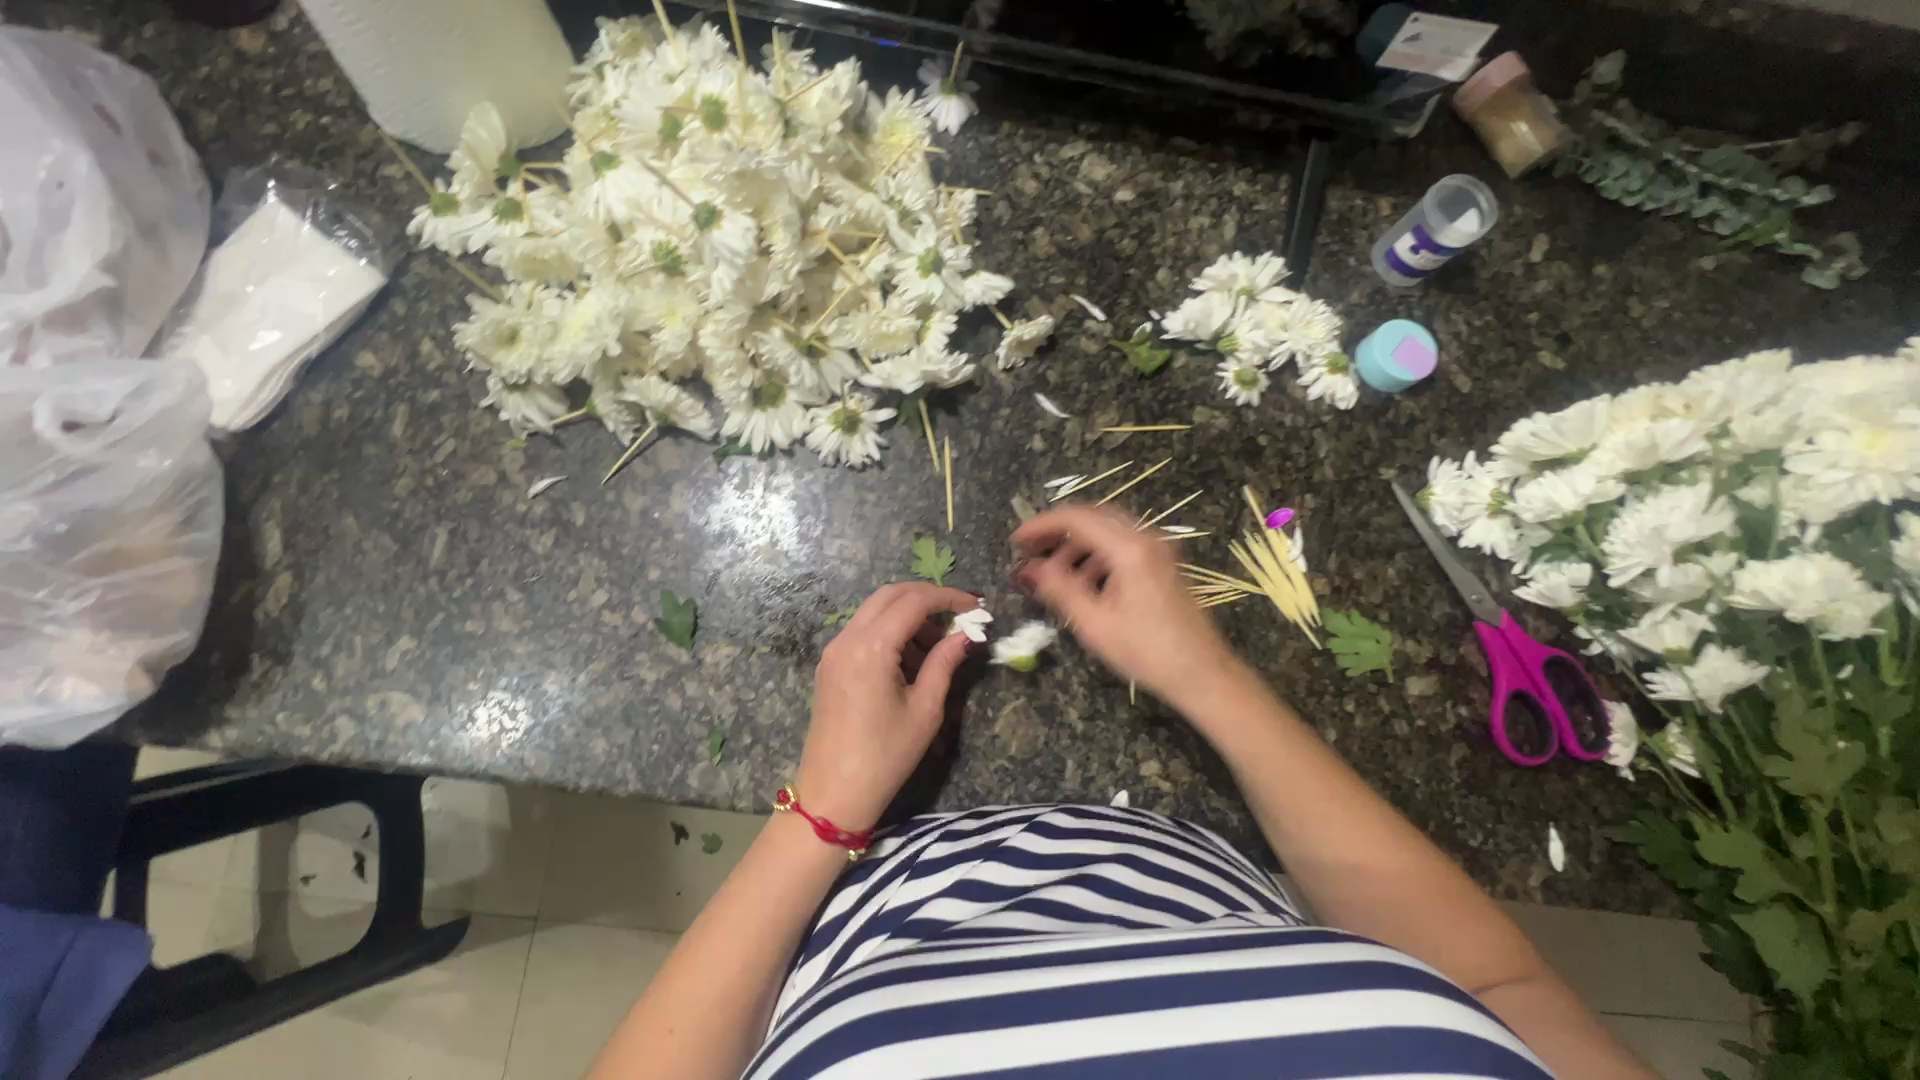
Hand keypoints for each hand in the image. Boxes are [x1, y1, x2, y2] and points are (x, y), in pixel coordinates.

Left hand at [794, 582, 978, 831]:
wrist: (833, 794)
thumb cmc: (885, 756)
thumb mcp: (925, 710)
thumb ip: (945, 664)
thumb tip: (967, 635)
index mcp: (871, 647)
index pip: (914, 601)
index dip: (949, 598)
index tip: (976, 607)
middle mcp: (847, 639)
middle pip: (890, 595)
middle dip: (927, 598)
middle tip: (959, 617)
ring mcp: (833, 651)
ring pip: (875, 611)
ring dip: (908, 616)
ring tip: (938, 648)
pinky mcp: (829, 665)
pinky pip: (862, 631)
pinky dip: (889, 632)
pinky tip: (910, 661)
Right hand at [1012, 504, 1243, 705]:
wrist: (1202, 674)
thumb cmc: (1147, 652)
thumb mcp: (1094, 623)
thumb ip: (1058, 589)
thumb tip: (1028, 569)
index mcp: (1129, 548)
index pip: (1076, 518)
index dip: (1041, 526)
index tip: (1015, 542)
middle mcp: (1146, 538)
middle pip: (1093, 517)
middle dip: (1057, 531)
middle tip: (1029, 551)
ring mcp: (1159, 550)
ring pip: (1108, 531)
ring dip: (1076, 545)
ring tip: (1052, 572)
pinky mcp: (1163, 564)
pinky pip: (1123, 546)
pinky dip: (1096, 555)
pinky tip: (1083, 582)